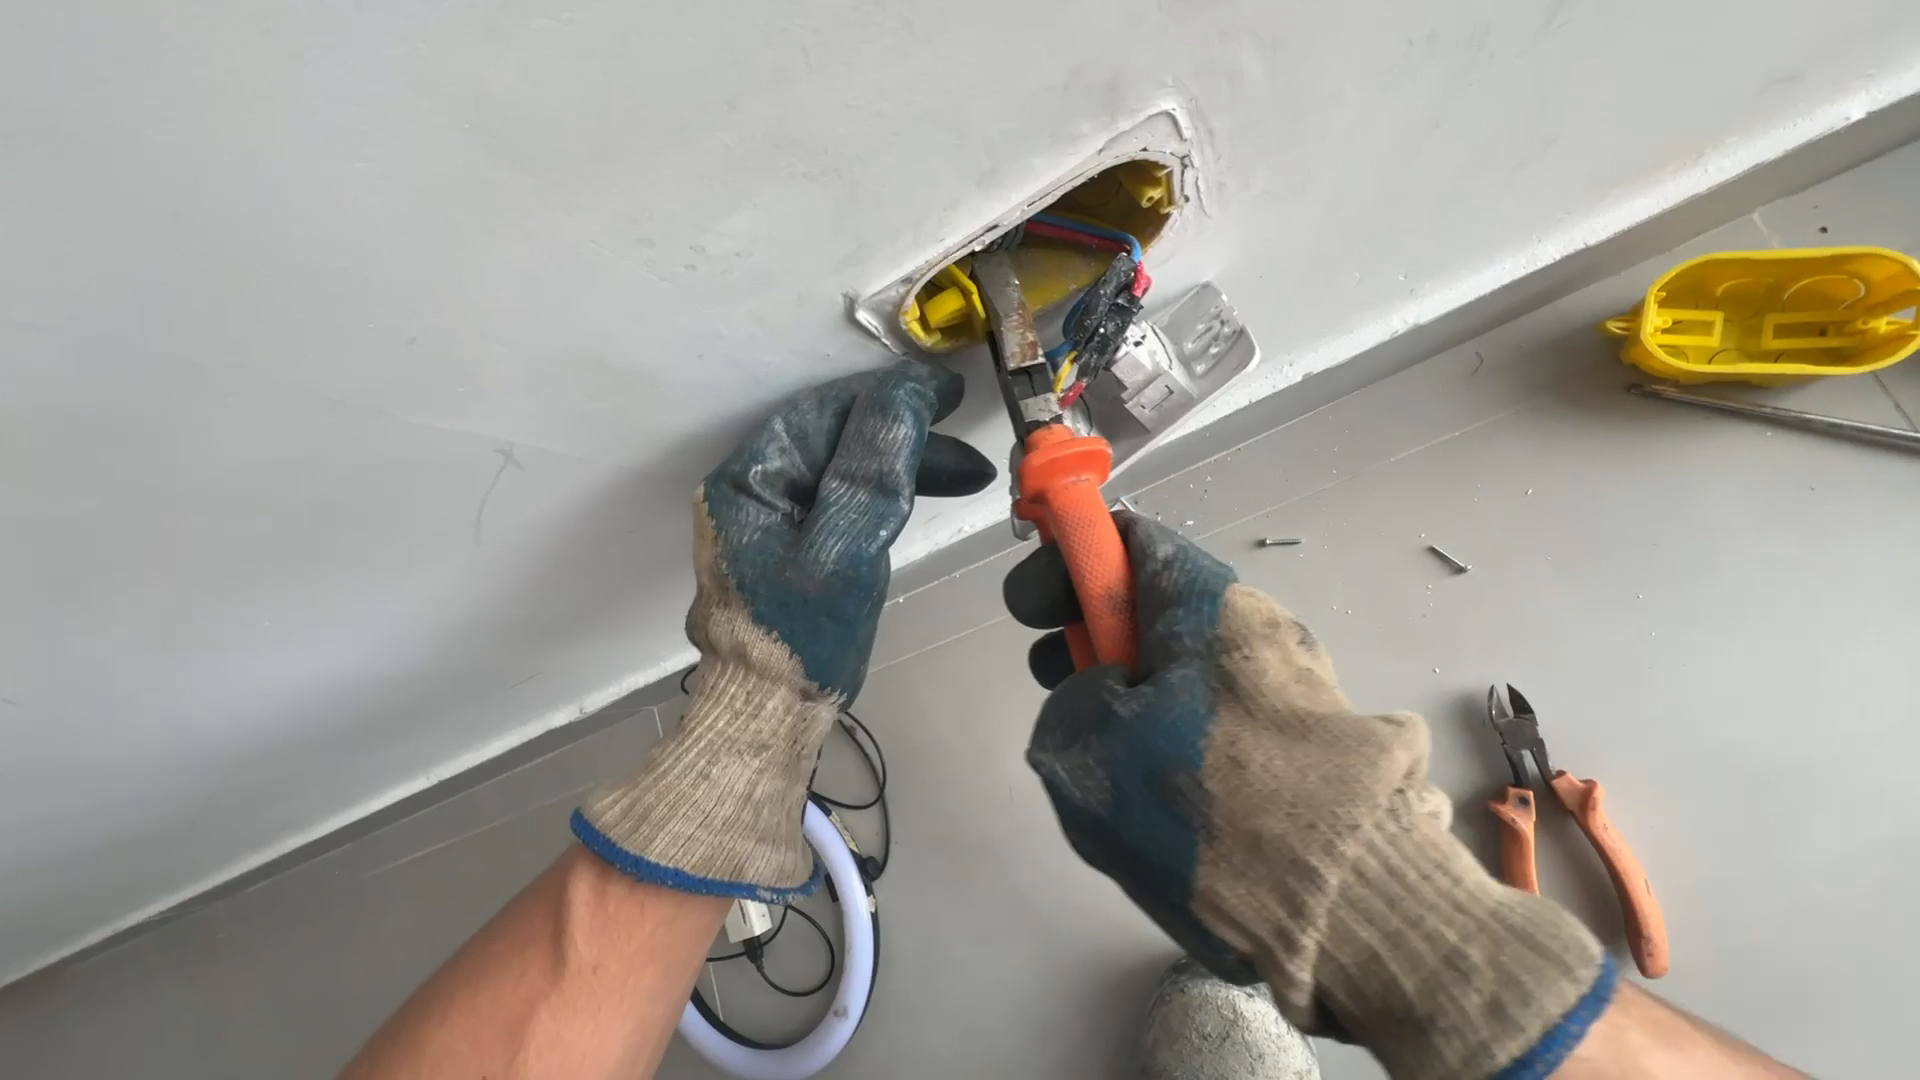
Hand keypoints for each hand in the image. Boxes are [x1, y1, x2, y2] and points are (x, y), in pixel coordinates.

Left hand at [575, 361, 994, 901]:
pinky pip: (845, 495)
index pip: (827, 411)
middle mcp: (754, 483)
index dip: (891, 396)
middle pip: (839, 433)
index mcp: (752, 477)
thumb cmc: (804, 638)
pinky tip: (922, 496)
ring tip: (965, 476)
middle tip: (968, 446)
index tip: (950, 391)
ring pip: (847, 464)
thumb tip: (906, 393)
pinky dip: (887, 492)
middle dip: (906, 434)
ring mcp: (772, 512)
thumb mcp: (845, 551)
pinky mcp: (793, 539)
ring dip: (905, 464)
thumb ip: (872, 470)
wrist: (770, 714)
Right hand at [1006, 512, 1613, 1079]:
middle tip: (1059, 679)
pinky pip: (1229, 716)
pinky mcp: (1321, 744)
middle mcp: (1261, 628)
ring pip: (1192, 664)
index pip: (1128, 538)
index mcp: (1207, 605)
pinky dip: (1187, 731)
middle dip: (1097, 634)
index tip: (1037, 607)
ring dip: (1140, 689)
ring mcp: (1300, 687)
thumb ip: (1072, 699)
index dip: (1071, 558)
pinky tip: (1174, 791)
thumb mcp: (1087, 750)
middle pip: (1159, 604)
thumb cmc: (1207, 807)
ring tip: (1110, 751)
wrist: (1355, 909)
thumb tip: (1105, 695)